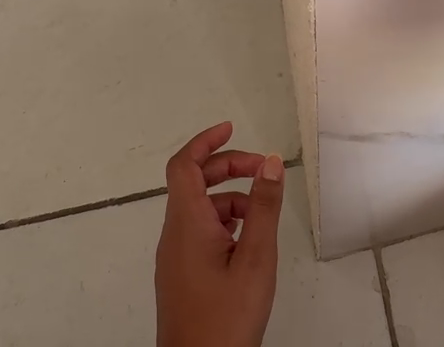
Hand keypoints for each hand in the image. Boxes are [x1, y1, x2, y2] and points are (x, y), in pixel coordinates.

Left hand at [155, 122, 285, 346]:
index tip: (232, 127)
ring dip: (230, 196)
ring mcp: (175, 257)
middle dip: (228, 166)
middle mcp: (174, 235)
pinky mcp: (181, 275)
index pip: (184, 165)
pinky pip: (199, 231)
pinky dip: (223, 221)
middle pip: (193, 182)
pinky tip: (248, 239)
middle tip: (264, 170)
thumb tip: (269, 161)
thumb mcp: (255, 258)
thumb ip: (263, 207)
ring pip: (199, 208)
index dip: (205, 140)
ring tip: (263, 212)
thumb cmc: (227, 317)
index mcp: (186, 224)